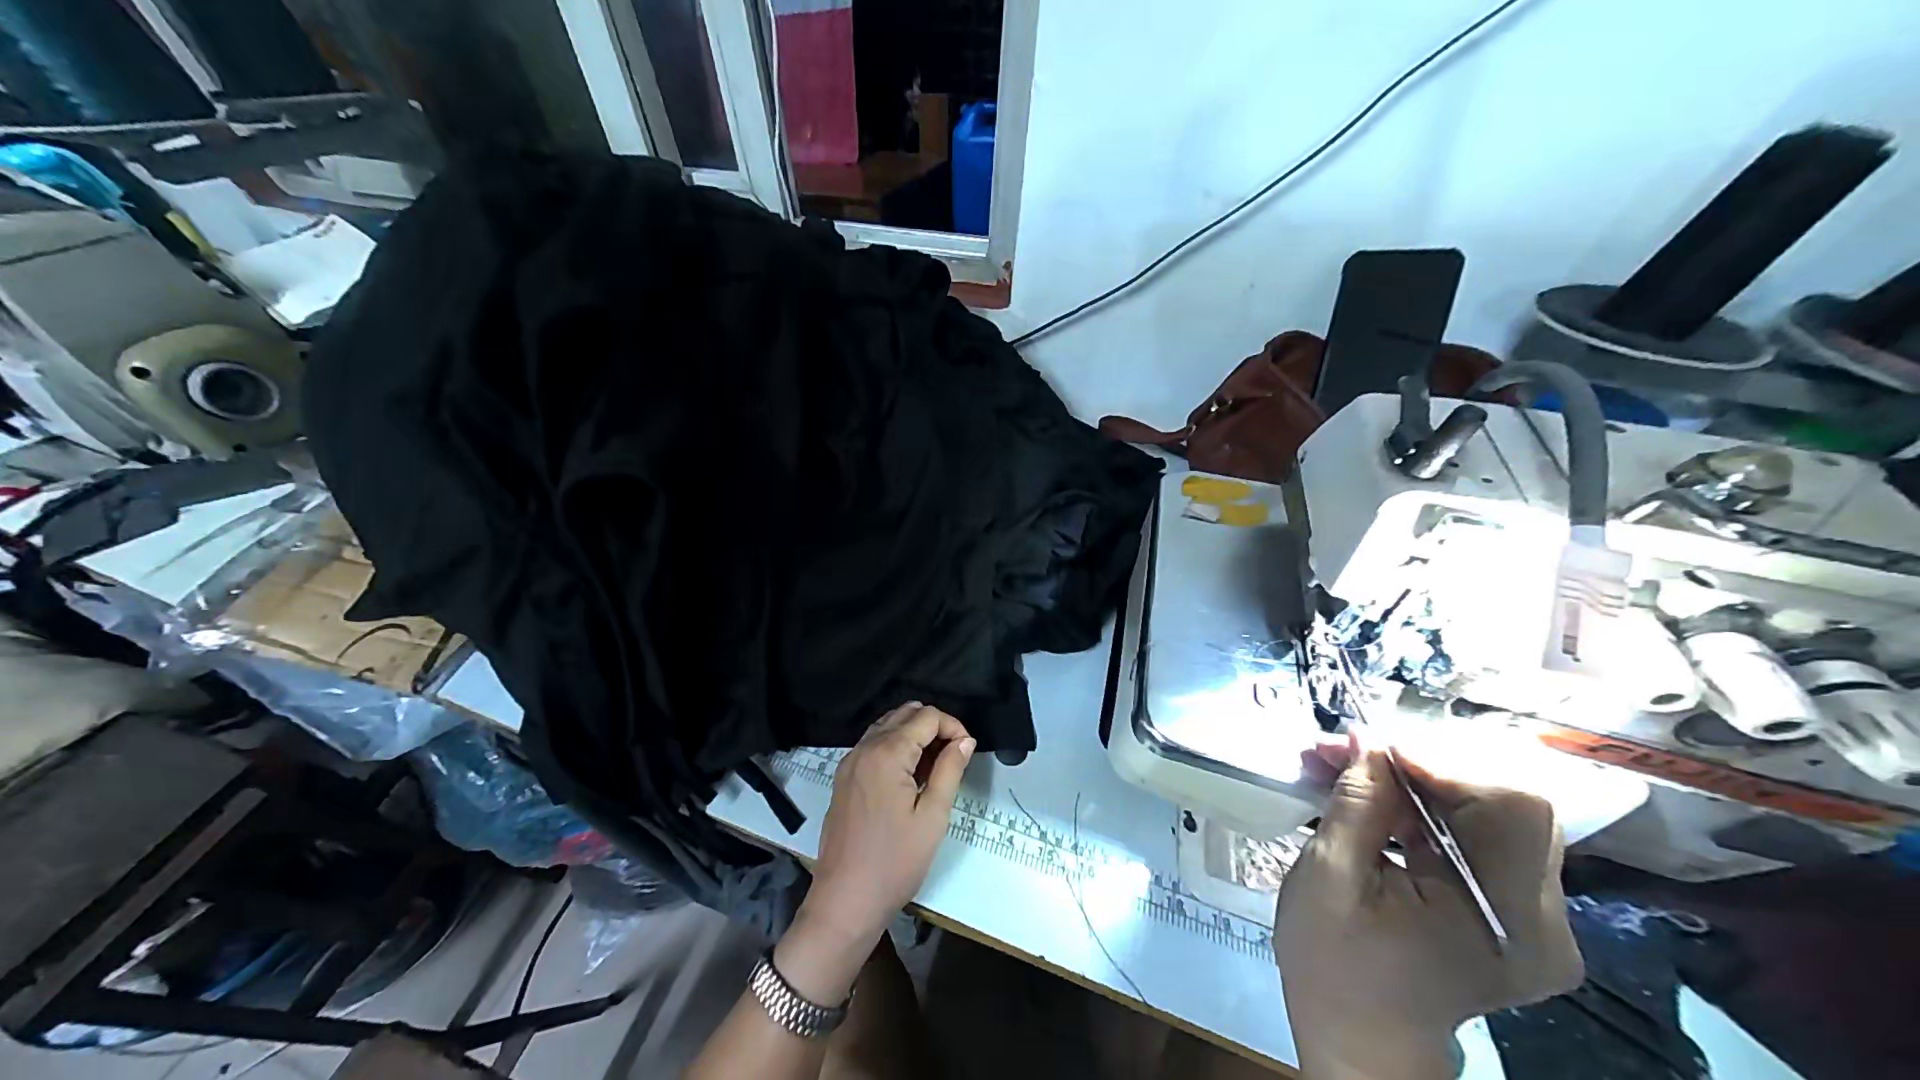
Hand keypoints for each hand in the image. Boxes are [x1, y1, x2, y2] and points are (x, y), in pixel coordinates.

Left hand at [783, 703, 973, 994]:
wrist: (845, 901)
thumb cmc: (894, 862)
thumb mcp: (933, 817)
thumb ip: (950, 770)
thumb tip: (965, 740)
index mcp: (886, 754)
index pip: (926, 716)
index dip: (953, 726)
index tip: (967, 751)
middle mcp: (863, 749)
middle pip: (904, 714)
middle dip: (934, 726)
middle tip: (954, 757)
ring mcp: (849, 763)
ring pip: (887, 727)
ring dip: (914, 735)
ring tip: (936, 766)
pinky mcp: (843, 778)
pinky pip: (873, 745)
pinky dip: (895, 747)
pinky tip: (910, 776)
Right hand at [1275, 732, 1583, 1079]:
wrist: (1359, 1037)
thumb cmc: (1335, 967)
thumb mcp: (1329, 879)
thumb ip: (1357, 805)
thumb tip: (1370, 740)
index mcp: (1510, 921)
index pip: (1513, 809)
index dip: (1445, 764)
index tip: (1373, 752)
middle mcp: (1546, 918)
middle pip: (1502, 803)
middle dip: (1418, 765)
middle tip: (1345, 752)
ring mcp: (1537, 916)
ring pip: (1487, 810)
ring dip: (1414, 781)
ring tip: (1345, 768)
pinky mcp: (1514, 908)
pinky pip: (1477, 833)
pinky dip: (1422, 806)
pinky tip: (1372, 800)